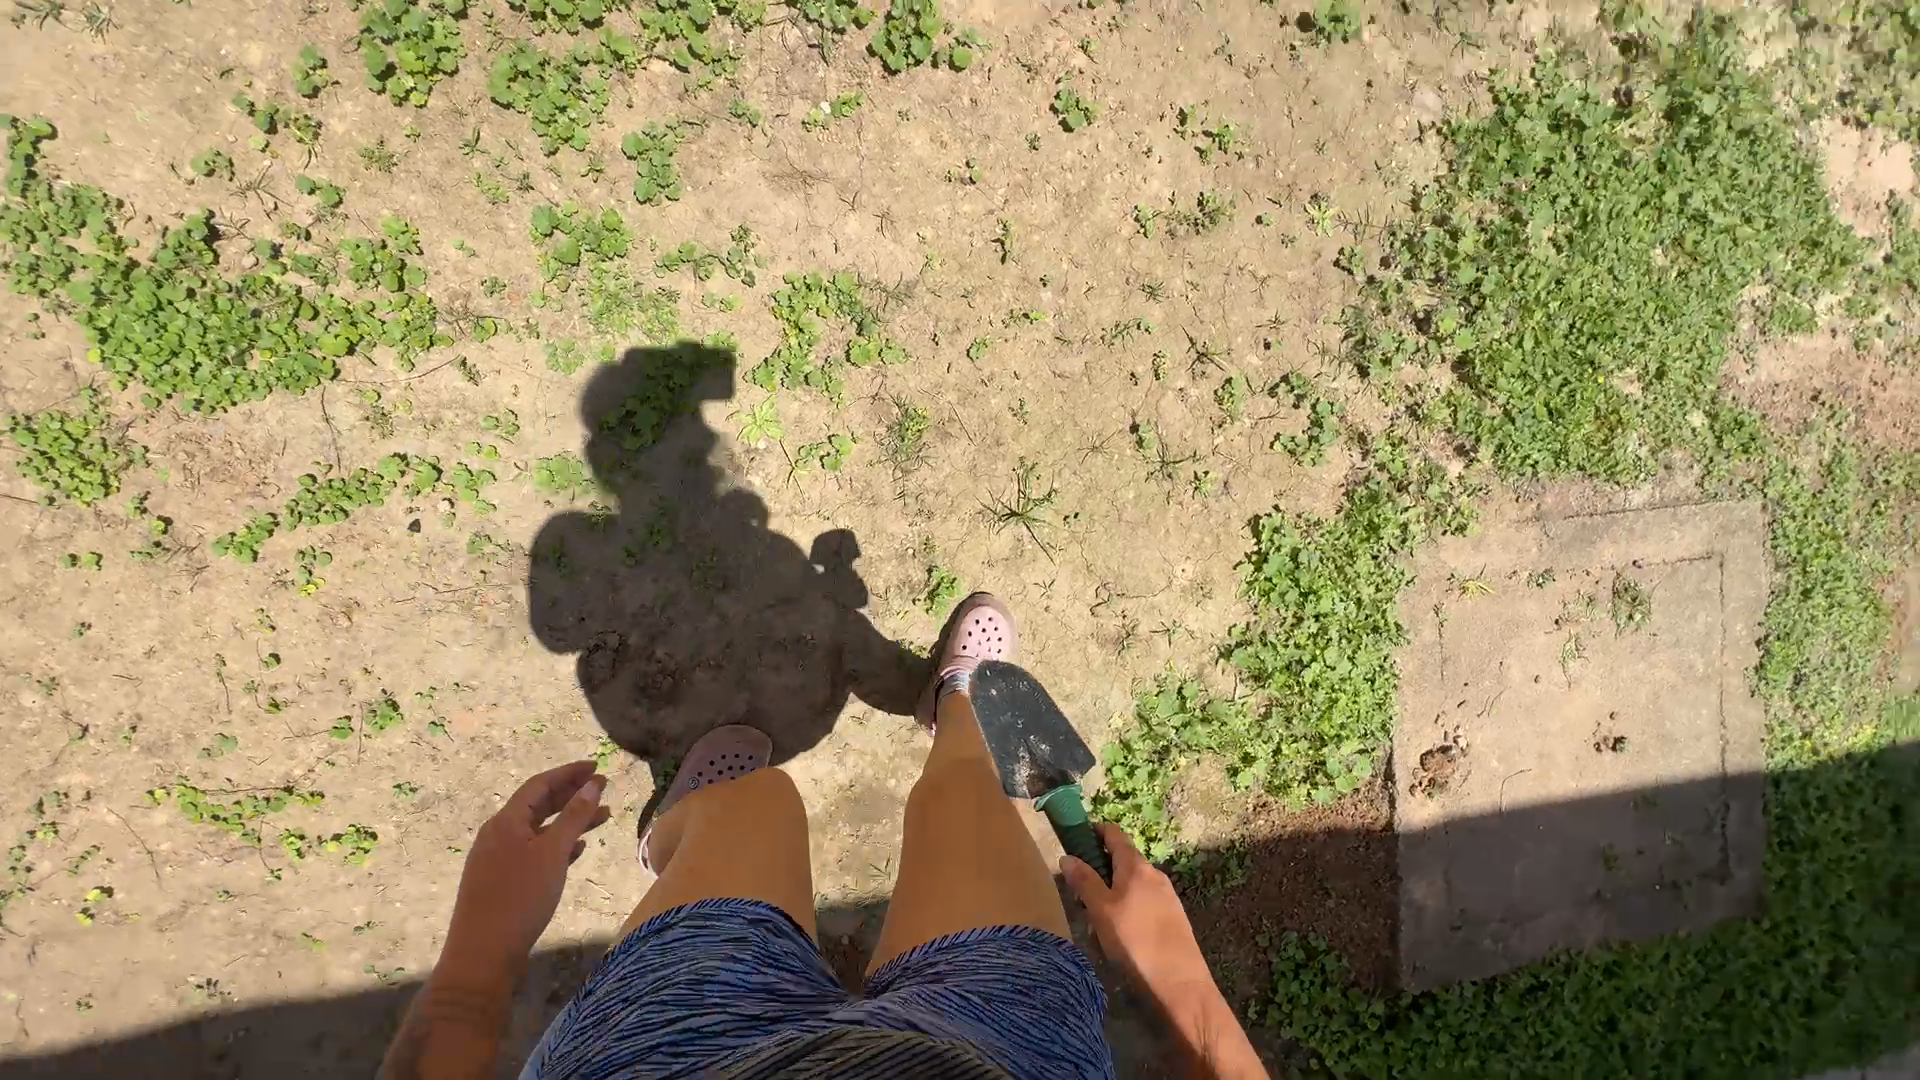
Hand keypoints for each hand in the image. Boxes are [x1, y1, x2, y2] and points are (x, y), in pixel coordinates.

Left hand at [441, 761, 610, 982]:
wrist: (482, 958)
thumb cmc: (519, 898)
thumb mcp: (553, 853)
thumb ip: (574, 816)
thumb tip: (593, 784)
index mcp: (505, 822)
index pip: (540, 785)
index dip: (569, 773)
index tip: (596, 766)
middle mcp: (499, 835)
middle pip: (539, 804)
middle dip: (572, 794)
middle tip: (604, 786)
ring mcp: (499, 859)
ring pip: (541, 829)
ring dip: (571, 820)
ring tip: (604, 816)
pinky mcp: (503, 881)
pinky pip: (536, 850)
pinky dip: (559, 844)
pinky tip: (580, 848)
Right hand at [1063, 824, 1268, 1079]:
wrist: (1182, 988)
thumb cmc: (1136, 943)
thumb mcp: (1101, 911)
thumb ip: (1084, 881)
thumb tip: (1067, 856)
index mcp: (1136, 865)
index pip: (1114, 833)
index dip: (1094, 830)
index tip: (1075, 838)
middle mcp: (1154, 874)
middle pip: (1122, 859)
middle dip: (1099, 868)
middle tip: (1079, 891)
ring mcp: (1167, 896)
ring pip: (1132, 883)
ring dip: (1112, 891)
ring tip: (1096, 918)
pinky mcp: (1173, 919)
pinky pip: (1144, 901)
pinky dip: (1127, 907)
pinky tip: (1120, 935)